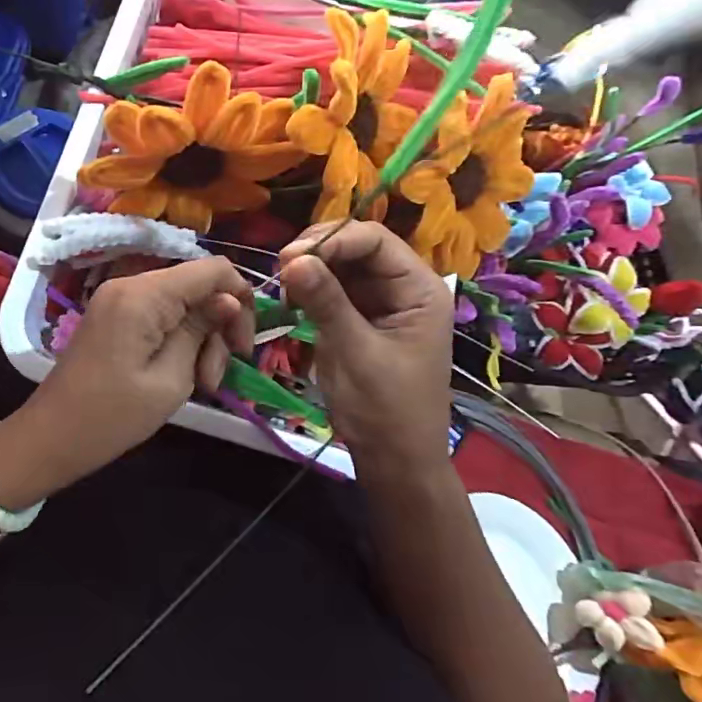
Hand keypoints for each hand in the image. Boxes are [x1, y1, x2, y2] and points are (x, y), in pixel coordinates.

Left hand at [3, 258, 254, 494]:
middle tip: (215, 376)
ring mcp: (120, 299)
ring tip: (200, 385)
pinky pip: (163, 314)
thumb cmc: (112, 417)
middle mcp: (131, 284)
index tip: (242, 346)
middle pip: (199, 286)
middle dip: (218, 328)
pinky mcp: (116, 315)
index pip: (213, 270)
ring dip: (201, 340)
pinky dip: (180, 340)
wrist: (50, 439)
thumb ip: (202, 330)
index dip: (240, 299)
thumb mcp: (171, 378)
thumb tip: (229, 299)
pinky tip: (182, 374)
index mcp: (144, 294)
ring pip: (184, 303)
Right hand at [279, 222, 453, 474]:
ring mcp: (383, 303)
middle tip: (281, 269)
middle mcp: (405, 288)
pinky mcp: (363, 319)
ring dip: (312, 270)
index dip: (333, 240)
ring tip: (284, 286)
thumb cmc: (385, 410)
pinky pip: (336, 290)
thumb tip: (292, 259)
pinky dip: (312, 290)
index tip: (291, 257)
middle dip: (319, 252)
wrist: (395, 461)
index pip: (375, 241)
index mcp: (420, 289)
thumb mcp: (354, 353)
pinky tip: (292, 299)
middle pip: (358, 248)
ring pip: (343, 267)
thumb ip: (326, 302)